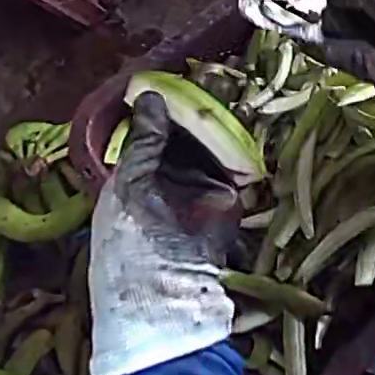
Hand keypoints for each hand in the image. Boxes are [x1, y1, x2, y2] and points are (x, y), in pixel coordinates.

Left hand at [88, 91, 240, 374]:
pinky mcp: (226, 193)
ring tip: (229, 83)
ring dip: (217, 117)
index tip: (177, 74)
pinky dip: (237, 138)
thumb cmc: (132, 244)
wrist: (169, 300)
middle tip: (210, 73)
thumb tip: (149, 94)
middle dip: (195, 106)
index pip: (151, 127)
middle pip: (184, 130)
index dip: (164, 102)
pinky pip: (231, 158)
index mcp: (136, 171)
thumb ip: (145, 141)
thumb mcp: (130, 187)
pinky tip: (244, 111)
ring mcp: (199, 182)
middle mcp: (168, 172)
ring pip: (209, 140)